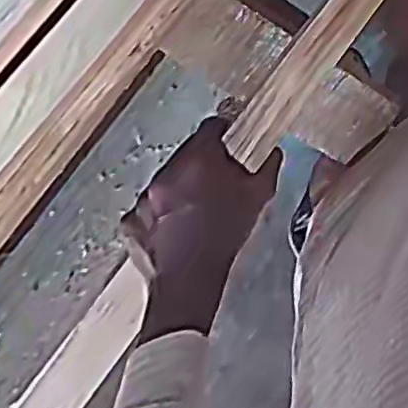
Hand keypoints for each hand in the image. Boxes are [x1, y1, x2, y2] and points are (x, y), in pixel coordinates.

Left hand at [125, 117, 278, 335]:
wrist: (190, 280)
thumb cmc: (227, 233)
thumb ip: (269, 165)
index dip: (222, 129)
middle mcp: (168, 170)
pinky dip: (160, 211)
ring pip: (167, 178)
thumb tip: (275, 151)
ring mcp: (146, 196)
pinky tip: (176, 224)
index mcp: (200, 157)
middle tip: (216, 178)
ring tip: (197, 206)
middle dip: (201, 161)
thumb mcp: (259, 195)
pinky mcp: (132, 220)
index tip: (228, 136)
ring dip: (181, 185)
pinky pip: (148, 206)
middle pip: (187, 152)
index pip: (211, 127)